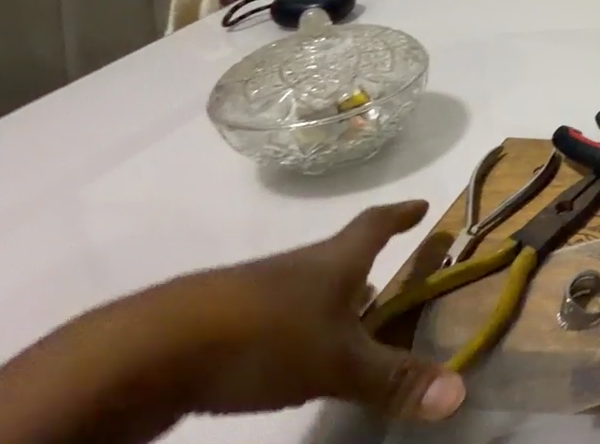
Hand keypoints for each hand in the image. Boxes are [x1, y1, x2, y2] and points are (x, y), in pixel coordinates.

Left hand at [133, 200, 465, 420]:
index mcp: (333, 263)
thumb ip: (393, 379)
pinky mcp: (203, 326)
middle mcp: (292, 268)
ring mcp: (243, 294)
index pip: (373, 226)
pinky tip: (273, 354)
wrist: (139, 356)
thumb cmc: (261, 340)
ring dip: (318, 300)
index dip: (399, 216)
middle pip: (334, 258)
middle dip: (360, 265)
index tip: (419, 206)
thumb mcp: (336, 364)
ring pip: (294, 288)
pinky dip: (277, 328)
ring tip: (335, 322)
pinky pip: (257, 318)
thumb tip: (460, 393)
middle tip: (383, 274)